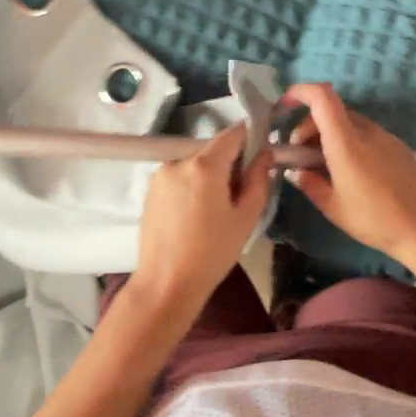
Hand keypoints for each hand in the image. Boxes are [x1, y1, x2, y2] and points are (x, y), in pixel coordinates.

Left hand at [132, 122, 273, 303]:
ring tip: (216, 210)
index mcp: (204, 166)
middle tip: (240, 194)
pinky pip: (179, 177)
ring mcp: (160, 175)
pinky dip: (192, 186)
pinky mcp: (150, 190)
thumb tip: (265, 154)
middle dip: (230, 163)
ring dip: (210, 176)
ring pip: (195, 164)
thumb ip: (258, 180)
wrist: (166, 283)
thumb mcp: (245, 218)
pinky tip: (196, 216)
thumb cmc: (212, 253)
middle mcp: (178, 161)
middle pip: (212, 149)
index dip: (250, 139)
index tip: (260, 157)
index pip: (232, 133)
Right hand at [280, 83, 415, 263]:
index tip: (283, 108)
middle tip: (300, 155)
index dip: (299, 93)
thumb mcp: (332, 207)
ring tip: (324, 167)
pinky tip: (351, 172)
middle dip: (309, 126)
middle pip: (332, 111)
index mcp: (346, 141)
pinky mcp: (398, 147)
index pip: (321, 96)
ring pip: (349, 123)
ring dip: (330, 136)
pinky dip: (350, 143)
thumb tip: (295, 172)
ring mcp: (386, 137)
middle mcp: (366, 131)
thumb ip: (309, 183)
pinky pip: (367, 135)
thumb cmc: (374, 219)